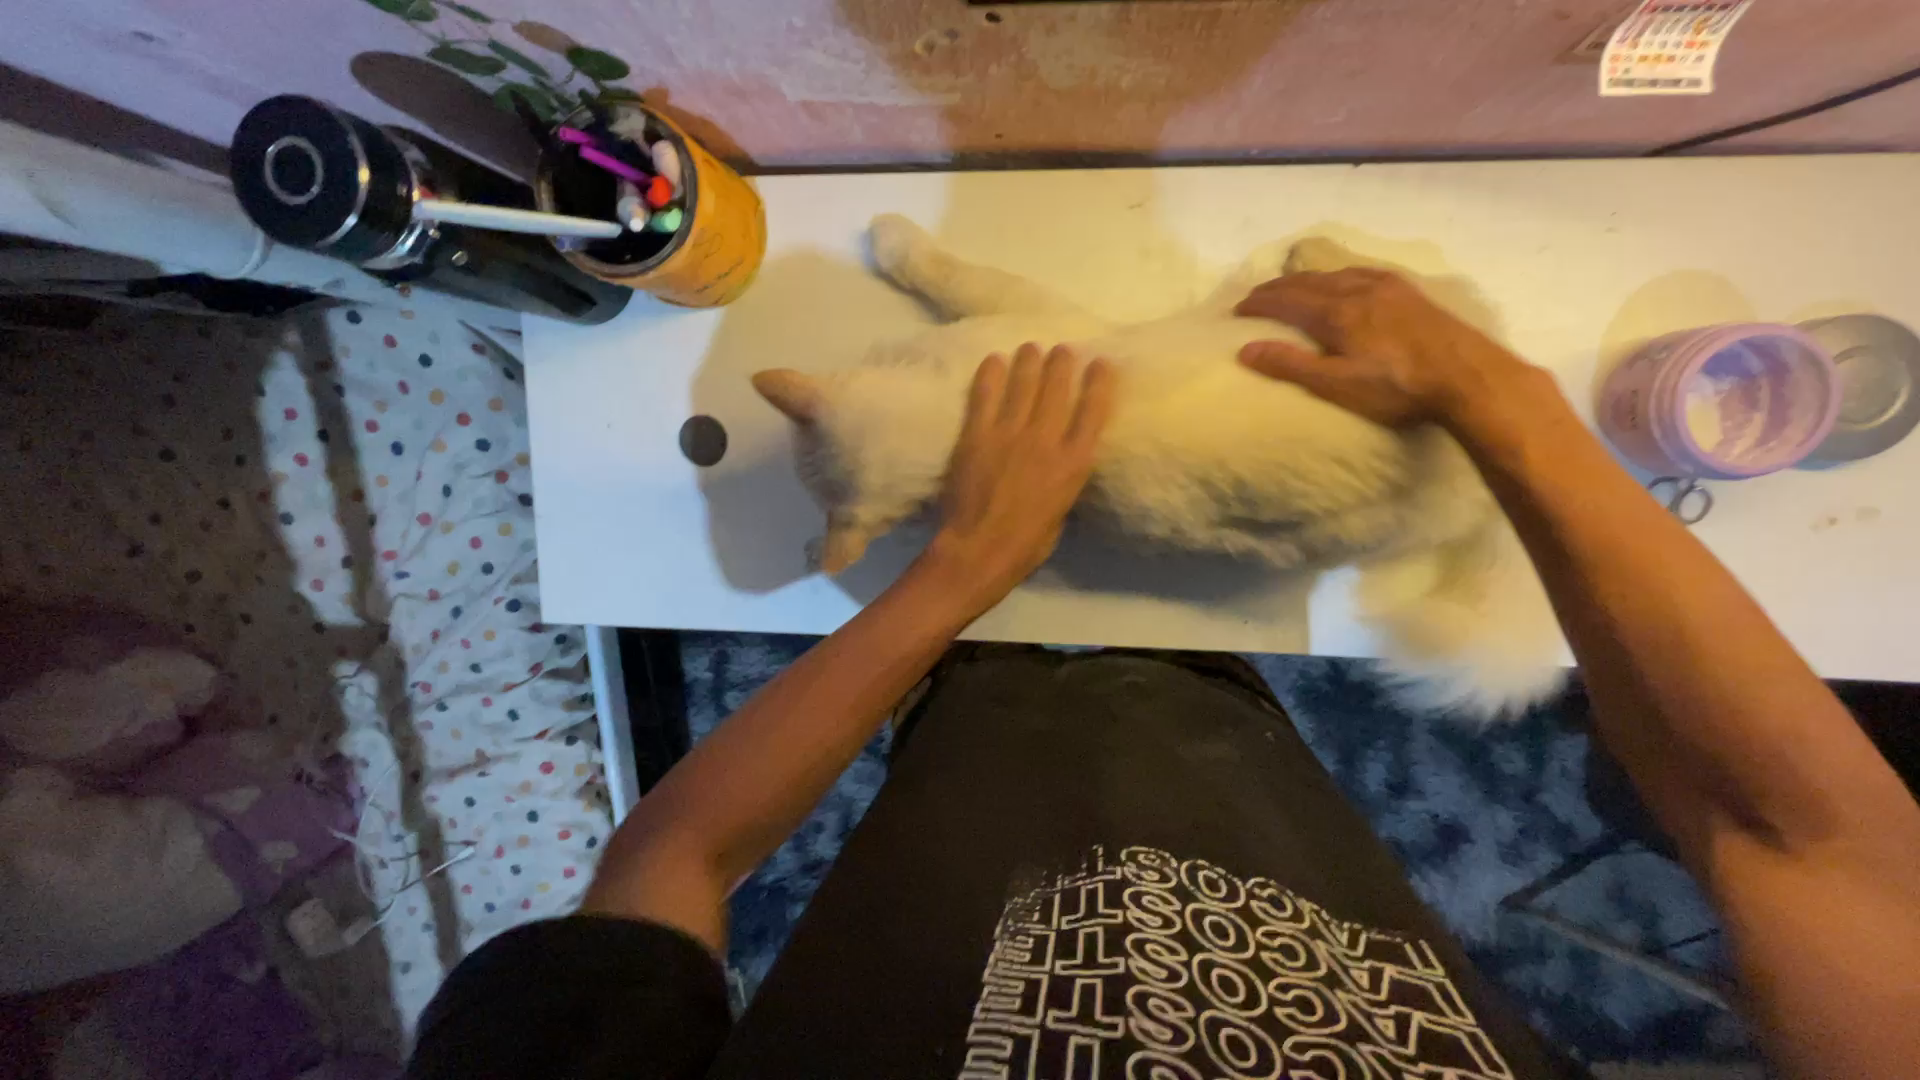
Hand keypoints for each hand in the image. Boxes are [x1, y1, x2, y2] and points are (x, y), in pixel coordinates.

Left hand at [916, 343, 1115, 614]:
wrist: (979, 550)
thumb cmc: (1026, 544)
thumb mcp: (1062, 511)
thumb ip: (1063, 480)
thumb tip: (1059, 462)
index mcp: (1074, 463)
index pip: (1094, 410)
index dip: (1100, 381)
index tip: (1102, 362)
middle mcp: (1046, 439)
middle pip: (1058, 386)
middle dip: (1062, 361)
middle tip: (1062, 350)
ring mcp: (1009, 433)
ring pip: (1023, 382)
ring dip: (1029, 359)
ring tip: (1031, 348)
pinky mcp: (976, 434)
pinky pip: (984, 394)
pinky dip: (990, 373)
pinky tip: (994, 359)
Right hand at [1234, 268, 1537, 428]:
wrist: (1468, 376)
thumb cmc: (1397, 388)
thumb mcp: (1337, 385)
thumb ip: (1291, 365)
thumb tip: (1246, 350)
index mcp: (1337, 313)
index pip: (1286, 300)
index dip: (1259, 303)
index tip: (1236, 310)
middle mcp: (1358, 289)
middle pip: (1307, 281)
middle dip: (1277, 288)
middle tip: (1255, 297)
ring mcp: (1387, 287)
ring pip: (1334, 273)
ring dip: (1305, 280)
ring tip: (1290, 288)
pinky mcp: (1409, 292)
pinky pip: (1360, 272)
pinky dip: (1336, 276)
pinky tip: (1341, 283)